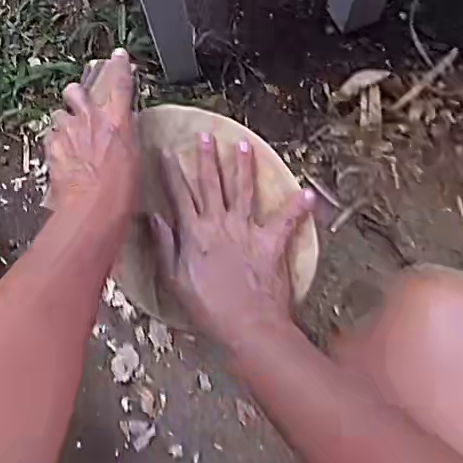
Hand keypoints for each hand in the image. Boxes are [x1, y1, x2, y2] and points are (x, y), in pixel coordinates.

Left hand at [44, 49, 139, 221]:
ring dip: (64, 123)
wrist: (92, 210)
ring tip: (70, 139)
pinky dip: (55, 143)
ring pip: (59, 114)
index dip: (120, 66)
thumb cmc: (121, 193)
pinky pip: (50, 137)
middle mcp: (91, 118)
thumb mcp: (135, 158)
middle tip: (79, 104)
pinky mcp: (52, 145)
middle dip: (75, 94)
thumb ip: (126, 135)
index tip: (118, 56)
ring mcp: (68, 130)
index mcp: (118, 120)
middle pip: (76, 90)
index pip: (120, 83)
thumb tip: (125, 126)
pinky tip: (62, 157)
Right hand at [150, 133, 314, 337]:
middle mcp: (219, 223)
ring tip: (243, 145)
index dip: (172, 172)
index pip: (179, 194)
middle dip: (206, 157)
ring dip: (243, 166)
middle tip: (204, 135)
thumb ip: (165, 246)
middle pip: (210, 183)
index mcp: (194, 232)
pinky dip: (298, 207)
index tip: (166, 152)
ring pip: (242, 189)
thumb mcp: (175, 280)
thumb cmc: (209, 309)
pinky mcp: (270, 242)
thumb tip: (154, 218)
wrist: (247, 327)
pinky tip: (308, 193)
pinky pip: (286, 220)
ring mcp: (246, 230)